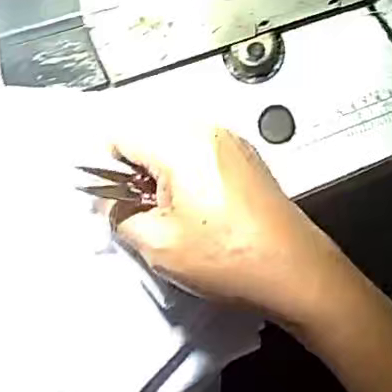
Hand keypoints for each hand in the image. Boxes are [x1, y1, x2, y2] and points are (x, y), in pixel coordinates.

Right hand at [108, 125, 345, 327]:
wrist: (287, 261)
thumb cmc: (227, 253)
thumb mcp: (157, 243)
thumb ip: (119, 214)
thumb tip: (108, 201)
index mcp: (182, 143)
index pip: (123, 134)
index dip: (105, 166)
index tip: (103, 196)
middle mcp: (208, 130)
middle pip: (150, 133)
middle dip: (134, 167)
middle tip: (132, 209)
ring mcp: (229, 139)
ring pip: (175, 141)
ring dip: (160, 169)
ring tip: (165, 212)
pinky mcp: (243, 153)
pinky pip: (200, 149)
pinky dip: (186, 170)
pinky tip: (192, 207)